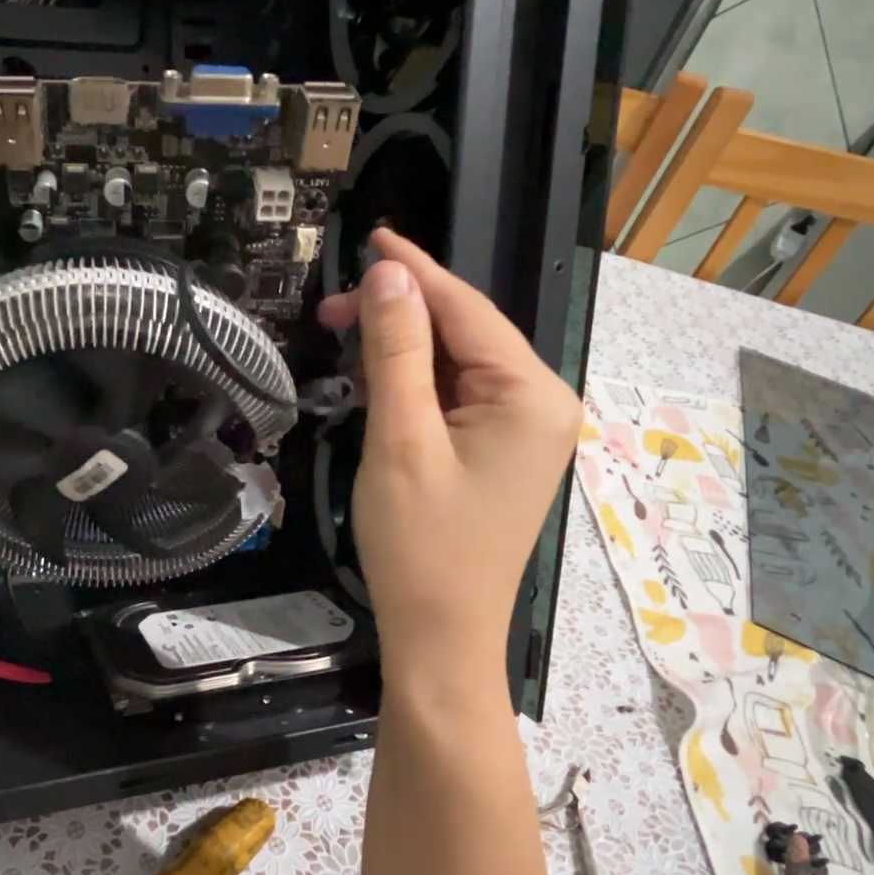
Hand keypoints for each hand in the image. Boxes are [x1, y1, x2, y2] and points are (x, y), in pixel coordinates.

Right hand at [319, 229, 581, 687]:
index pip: (468, 310)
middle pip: (466, 335)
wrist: (439, 636)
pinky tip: (378, 381)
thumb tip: (388, 275)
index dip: (415, 271)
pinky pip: (457, 400)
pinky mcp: (501, 455)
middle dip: (402, 314)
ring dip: (404, 350)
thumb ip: (397, 351)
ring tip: (345, 338)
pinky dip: (416, 386)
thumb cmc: (419, 544)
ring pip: (458, 367)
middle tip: (332, 309)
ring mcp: (525, 432)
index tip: (370, 238)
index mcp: (531, 395)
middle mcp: (541, 404)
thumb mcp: (400, 440)